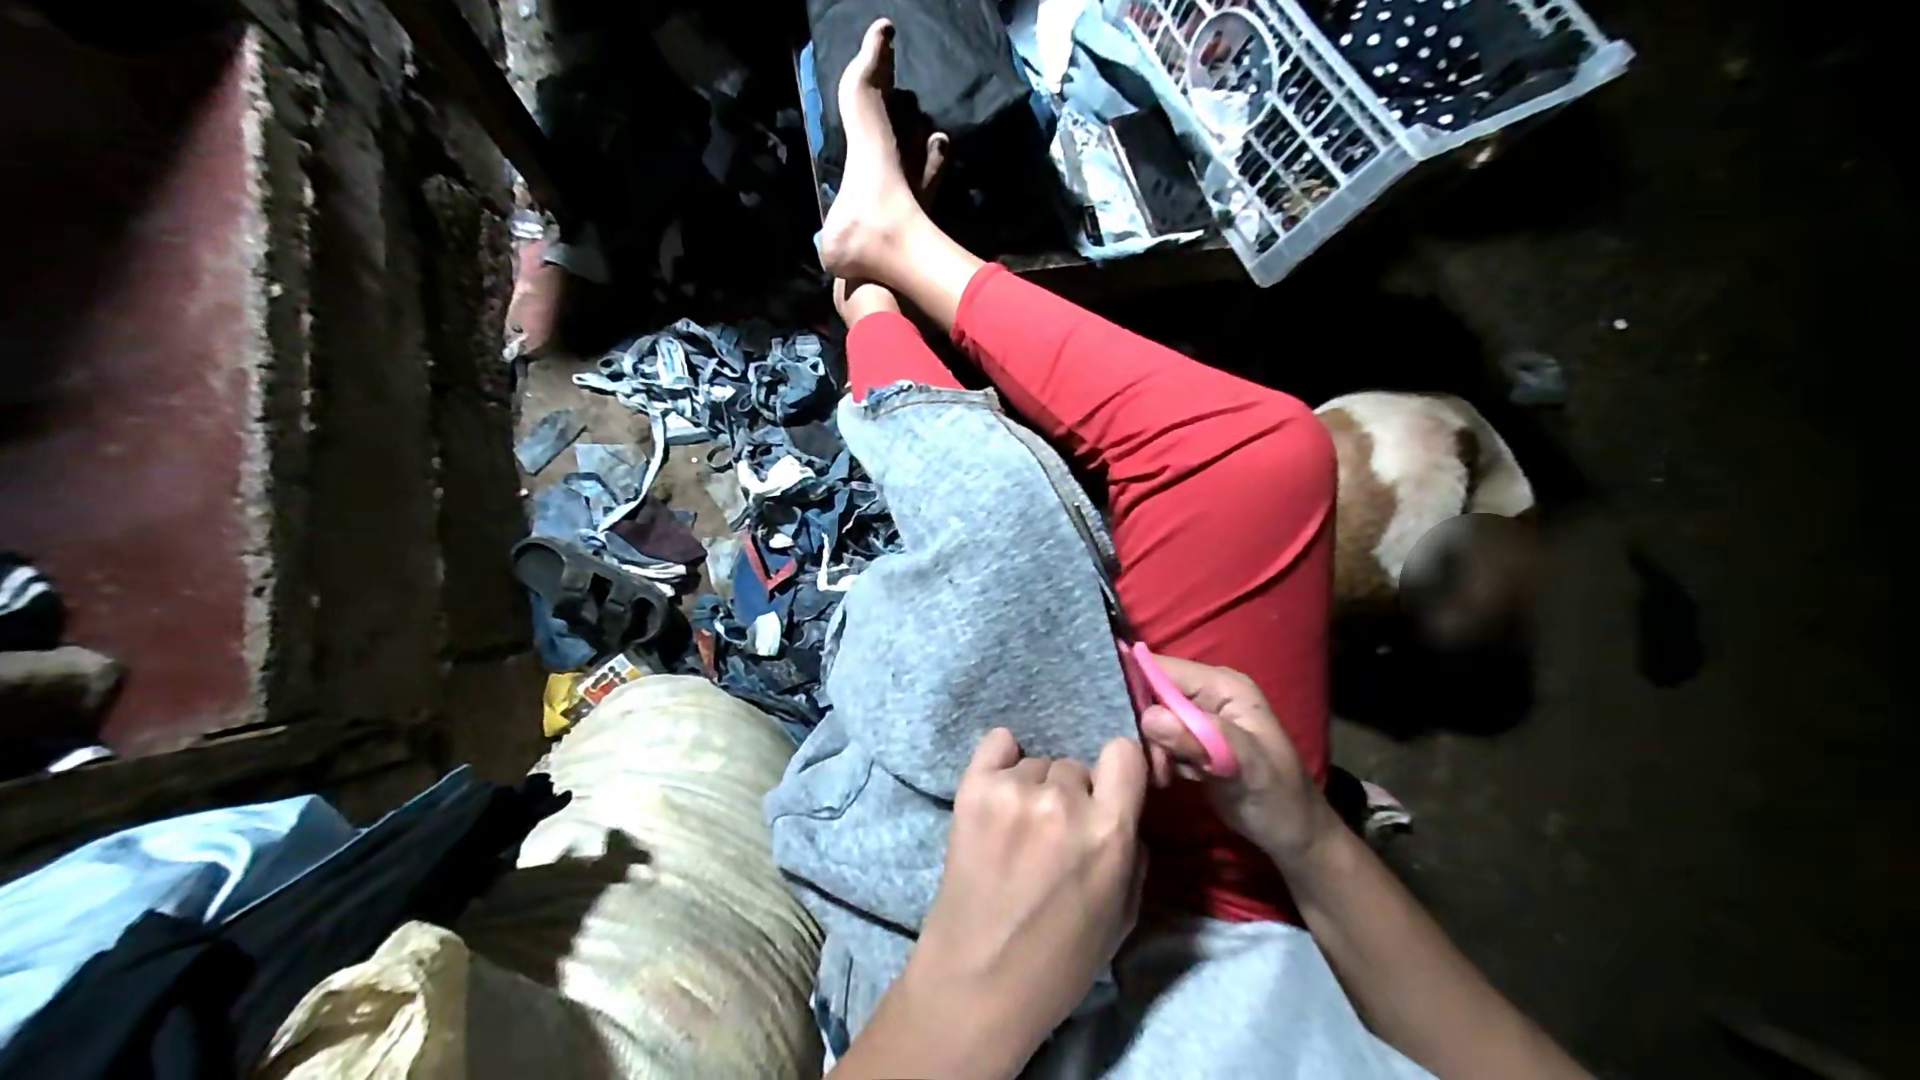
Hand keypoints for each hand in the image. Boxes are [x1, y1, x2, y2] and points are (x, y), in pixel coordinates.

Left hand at [905, 728, 1147, 1061]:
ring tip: (1018, 831)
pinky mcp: (973, 788)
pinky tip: (999, 791)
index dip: (1119, 772)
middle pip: (1075, 765)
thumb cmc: (1061, 959)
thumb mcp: (1124, 912)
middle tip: (1052, 835)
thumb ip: (1132, 849)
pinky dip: (1002, 760)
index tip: (1108, 793)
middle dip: (1071, 794)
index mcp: (1110, 832)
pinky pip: (998, 742)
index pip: (1125, 754)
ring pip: (1037, 763)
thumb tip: (1125, 806)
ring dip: (1034, 788)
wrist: (979, 980)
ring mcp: (1014, 791)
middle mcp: (1063, 802)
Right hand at [1136, 653, 1338, 866]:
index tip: (1117, 720)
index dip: (1134, 687)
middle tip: (1156, 765)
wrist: (1293, 835)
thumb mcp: (1247, 767)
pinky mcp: (1190, 738)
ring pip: (1150, 719)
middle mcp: (1207, 693)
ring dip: (1150, 748)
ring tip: (1165, 776)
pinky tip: (1169, 778)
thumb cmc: (1279, 798)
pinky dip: (1156, 758)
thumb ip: (1201, 738)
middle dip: (1145, 728)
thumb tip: (1150, 717)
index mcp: (1223, 685)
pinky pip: (1157, 738)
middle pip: (1151, 692)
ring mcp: (1197, 716)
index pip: (1162, 668)